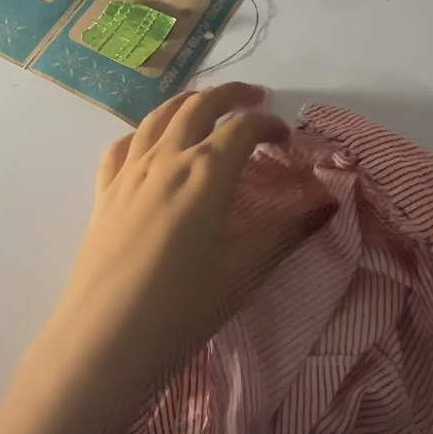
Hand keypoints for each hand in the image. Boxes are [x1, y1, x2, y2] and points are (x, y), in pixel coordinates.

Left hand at [47, 82, 334, 393]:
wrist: (104, 338)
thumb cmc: (182, 307)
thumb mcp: (243, 271)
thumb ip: (286, 231)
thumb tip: (328, 202)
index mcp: (205, 172)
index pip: (243, 128)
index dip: (269, 124)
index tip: (286, 137)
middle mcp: (166, 158)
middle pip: (199, 106)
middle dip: (230, 94)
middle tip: (254, 97)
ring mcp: (130, 172)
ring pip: (158, 116)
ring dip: (187, 102)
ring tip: (205, 104)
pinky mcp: (103, 192)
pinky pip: (122, 145)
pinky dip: (144, 132)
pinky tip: (149, 143)